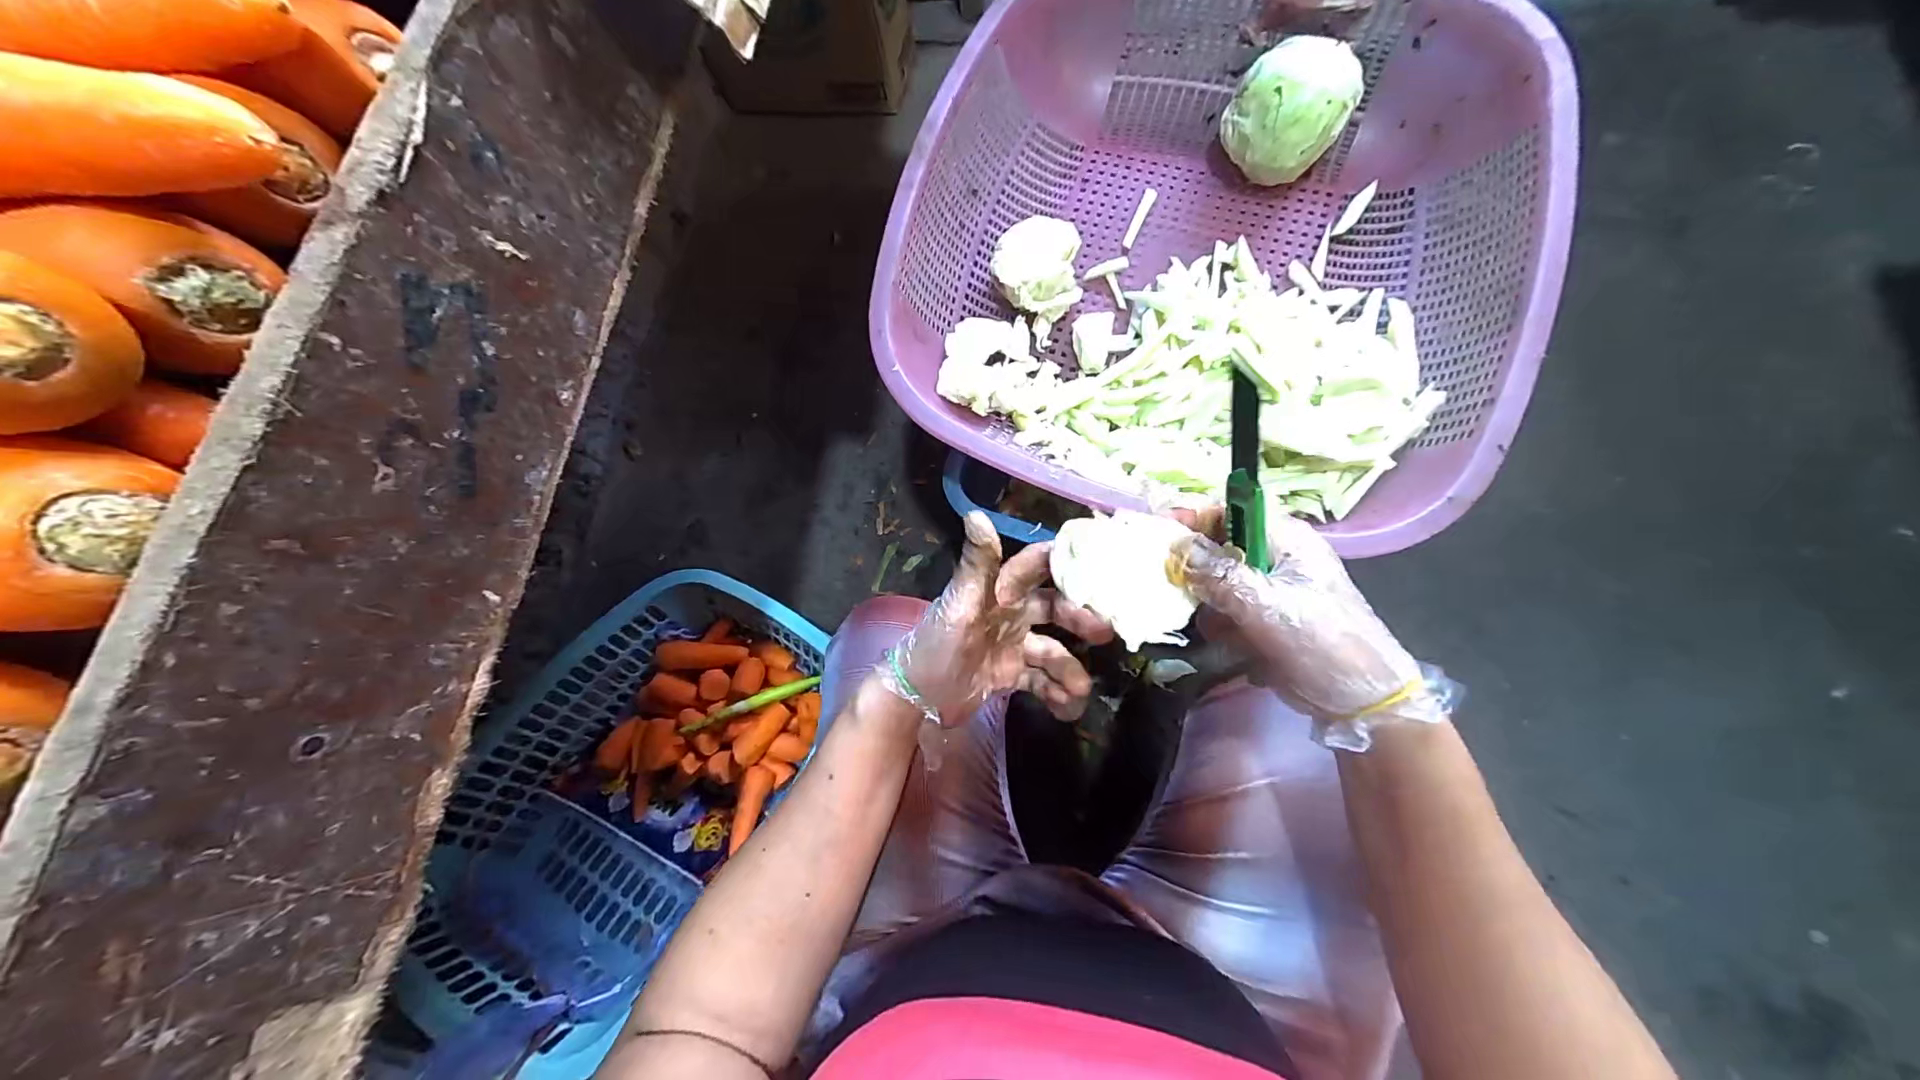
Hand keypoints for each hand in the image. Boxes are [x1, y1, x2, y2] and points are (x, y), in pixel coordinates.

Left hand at [884, 512, 1113, 722]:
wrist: (914, 699)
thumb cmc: (934, 646)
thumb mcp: (957, 604)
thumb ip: (975, 564)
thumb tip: (976, 514)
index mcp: (998, 590)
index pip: (1037, 566)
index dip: (1067, 563)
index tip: (1102, 567)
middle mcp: (1009, 612)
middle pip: (1055, 607)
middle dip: (1080, 619)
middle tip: (1104, 632)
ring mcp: (1011, 644)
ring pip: (1053, 650)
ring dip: (1070, 669)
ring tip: (1081, 691)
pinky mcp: (1009, 674)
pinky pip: (1042, 680)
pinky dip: (1056, 693)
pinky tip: (1067, 709)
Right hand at [1174, 510, 1446, 747]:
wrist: (1362, 704)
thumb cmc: (1324, 645)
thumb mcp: (1268, 607)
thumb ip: (1220, 576)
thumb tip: (1175, 547)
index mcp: (1286, 540)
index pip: (1229, 510)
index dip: (1193, 518)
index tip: (1159, 538)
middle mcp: (1275, 557)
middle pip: (1217, 548)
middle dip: (1198, 573)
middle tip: (1183, 594)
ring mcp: (1270, 590)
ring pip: (1216, 584)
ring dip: (1211, 609)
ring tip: (1225, 633)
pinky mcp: (1264, 619)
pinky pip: (1225, 612)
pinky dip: (1223, 629)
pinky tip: (1236, 648)